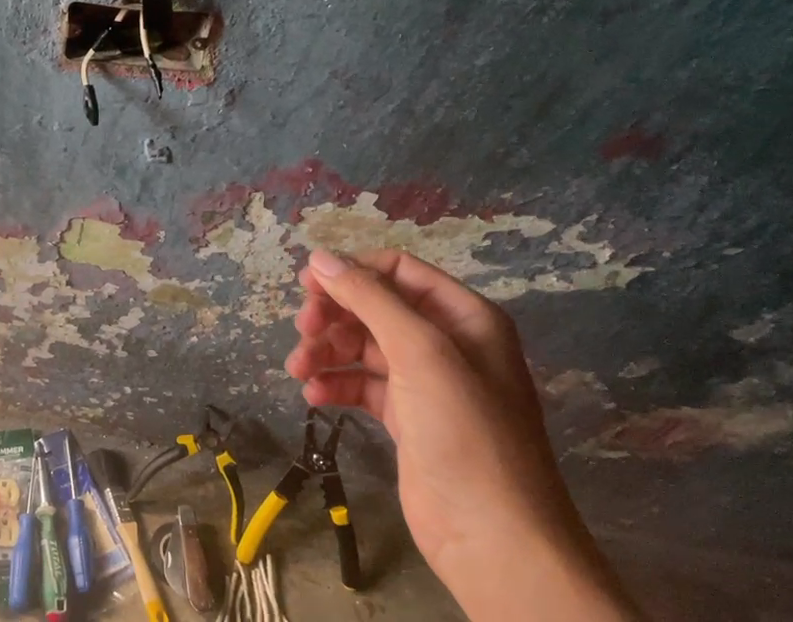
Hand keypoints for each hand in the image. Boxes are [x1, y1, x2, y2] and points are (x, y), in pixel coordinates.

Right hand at [286, 248, 638, 621]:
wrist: (494, 535)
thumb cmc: (464, 431)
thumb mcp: (419, 351)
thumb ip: (369, 298)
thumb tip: (320, 257)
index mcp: (464, 317)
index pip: (399, 270)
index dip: (352, 273)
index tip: (307, 286)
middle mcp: (447, 343)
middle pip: (375, 307)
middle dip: (334, 315)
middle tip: (302, 331)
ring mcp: (427, 383)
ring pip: (363, 347)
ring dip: (327, 352)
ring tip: (298, 369)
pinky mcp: (408, 419)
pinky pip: (363, 386)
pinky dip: (336, 385)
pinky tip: (313, 396)